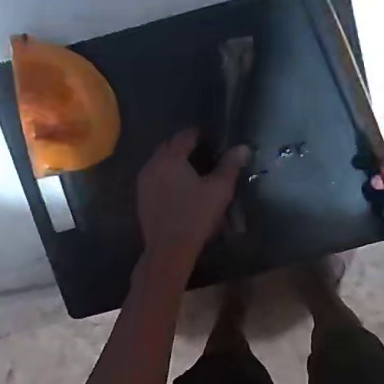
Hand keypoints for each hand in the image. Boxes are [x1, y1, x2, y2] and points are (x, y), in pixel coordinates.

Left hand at [137, 130, 250, 266]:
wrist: (169, 249)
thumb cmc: (196, 216)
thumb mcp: (219, 190)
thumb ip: (230, 166)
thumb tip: (242, 148)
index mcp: (171, 158)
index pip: (184, 136)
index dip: (197, 134)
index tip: (209, 137)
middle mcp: (153, 165)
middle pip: (168, 146)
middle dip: (182, 145)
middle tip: (201, 151)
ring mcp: (143, 182)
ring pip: (158, 161)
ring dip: (172, 160)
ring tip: (190, 168)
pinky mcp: (141, 198)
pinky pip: (154, 177)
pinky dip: (165, 175)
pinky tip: (177, 186)